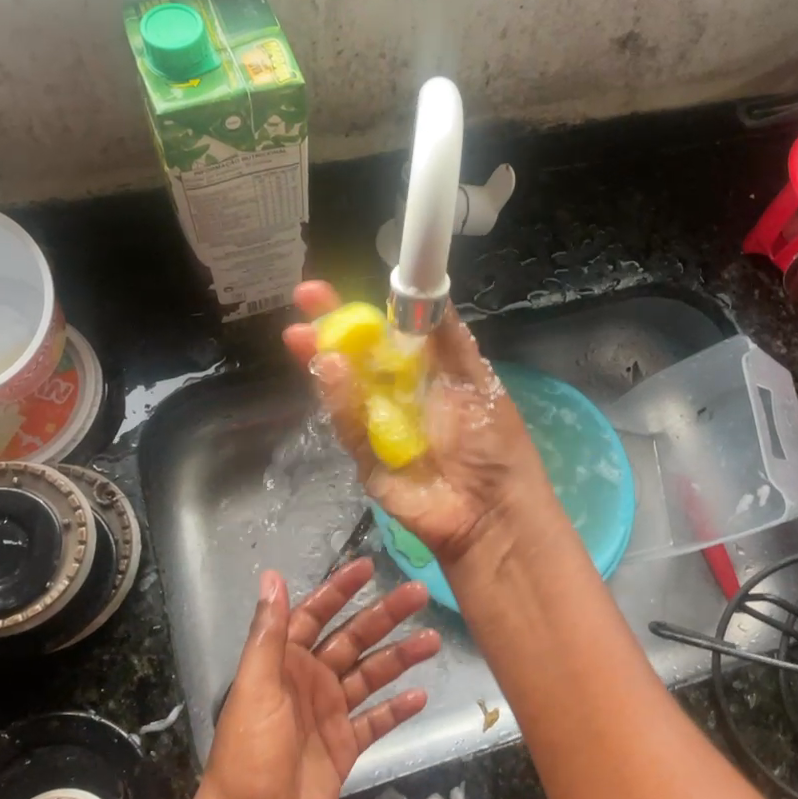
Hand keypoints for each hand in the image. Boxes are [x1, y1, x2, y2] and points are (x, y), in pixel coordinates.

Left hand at [199, 558, 439, 798]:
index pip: (314, 614)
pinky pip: (376, 720)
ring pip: (370, 676)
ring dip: (399, 657)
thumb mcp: (256, 688)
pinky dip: (397, 708)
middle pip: (352, 639)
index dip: (339, 589)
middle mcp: (308, 681)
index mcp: (283, 663)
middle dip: (383, 615)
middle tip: (419, 593)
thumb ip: (269, 633)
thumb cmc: (249, 755)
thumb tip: (272, 576)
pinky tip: (422, 696)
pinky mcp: (344, 748)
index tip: (368, 566)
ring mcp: (328, 715)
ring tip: (433, 640)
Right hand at [281, 280, 558, 563]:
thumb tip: (426, 288)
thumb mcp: (476, 379)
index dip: (361, 307)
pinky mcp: (364, 459)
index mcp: (424, 370)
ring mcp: (376, 427)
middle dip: (327, 326)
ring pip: (342, 387)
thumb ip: (449, 336)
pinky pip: (347, 426)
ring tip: (303, 333)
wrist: (494, 511)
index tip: (339, 286)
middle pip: (354, 354)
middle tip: (303, 298)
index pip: (384, 330)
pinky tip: (330, 369)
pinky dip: (338, 399)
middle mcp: (396, 394)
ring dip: (321, 357)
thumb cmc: (494, 442)